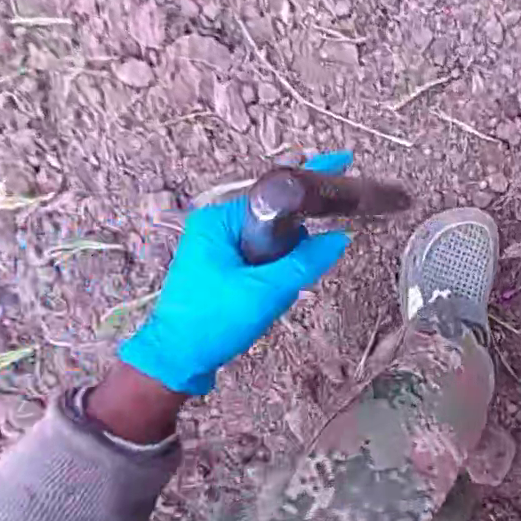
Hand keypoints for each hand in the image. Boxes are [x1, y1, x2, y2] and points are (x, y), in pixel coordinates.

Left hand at [118, 151, 353, 394]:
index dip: (309, 178)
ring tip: (289, 282)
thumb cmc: (213, 321)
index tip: (342, 161)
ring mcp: (218, 247)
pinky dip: (278, 269)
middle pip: (276, 216)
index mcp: (219, 221)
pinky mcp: (223, 267)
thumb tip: (339, 238)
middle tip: (319, 245)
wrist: (178, 359)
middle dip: (300, 234)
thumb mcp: (267, 290)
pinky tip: (281, 287)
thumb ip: (306, 262)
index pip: (273, 191)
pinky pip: (262, 256)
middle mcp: (216, 227)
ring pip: (272, 240)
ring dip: (288, 258)